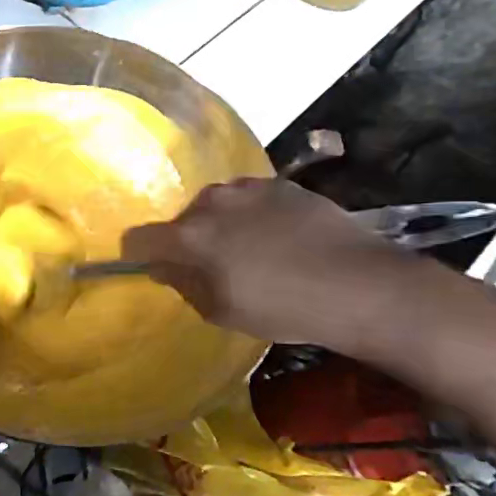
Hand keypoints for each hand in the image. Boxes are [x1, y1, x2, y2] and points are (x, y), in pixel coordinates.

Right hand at [121, 178, 426, 350]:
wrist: (356, 283)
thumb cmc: (280, 307)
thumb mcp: (220, 310)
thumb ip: (184, 285)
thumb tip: (166, 267)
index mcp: (190, 236)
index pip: (140, 238)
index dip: (139, 255)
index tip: (153, 268)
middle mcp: (212, 202)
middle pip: (181, 219)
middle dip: (186, 240)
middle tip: (209, 266)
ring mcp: (249, 188)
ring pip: (215, 205)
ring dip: (219, 224)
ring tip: (246, 249)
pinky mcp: (282, 184)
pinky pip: (249, 198)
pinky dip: (250, 215)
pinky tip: (275, 237)